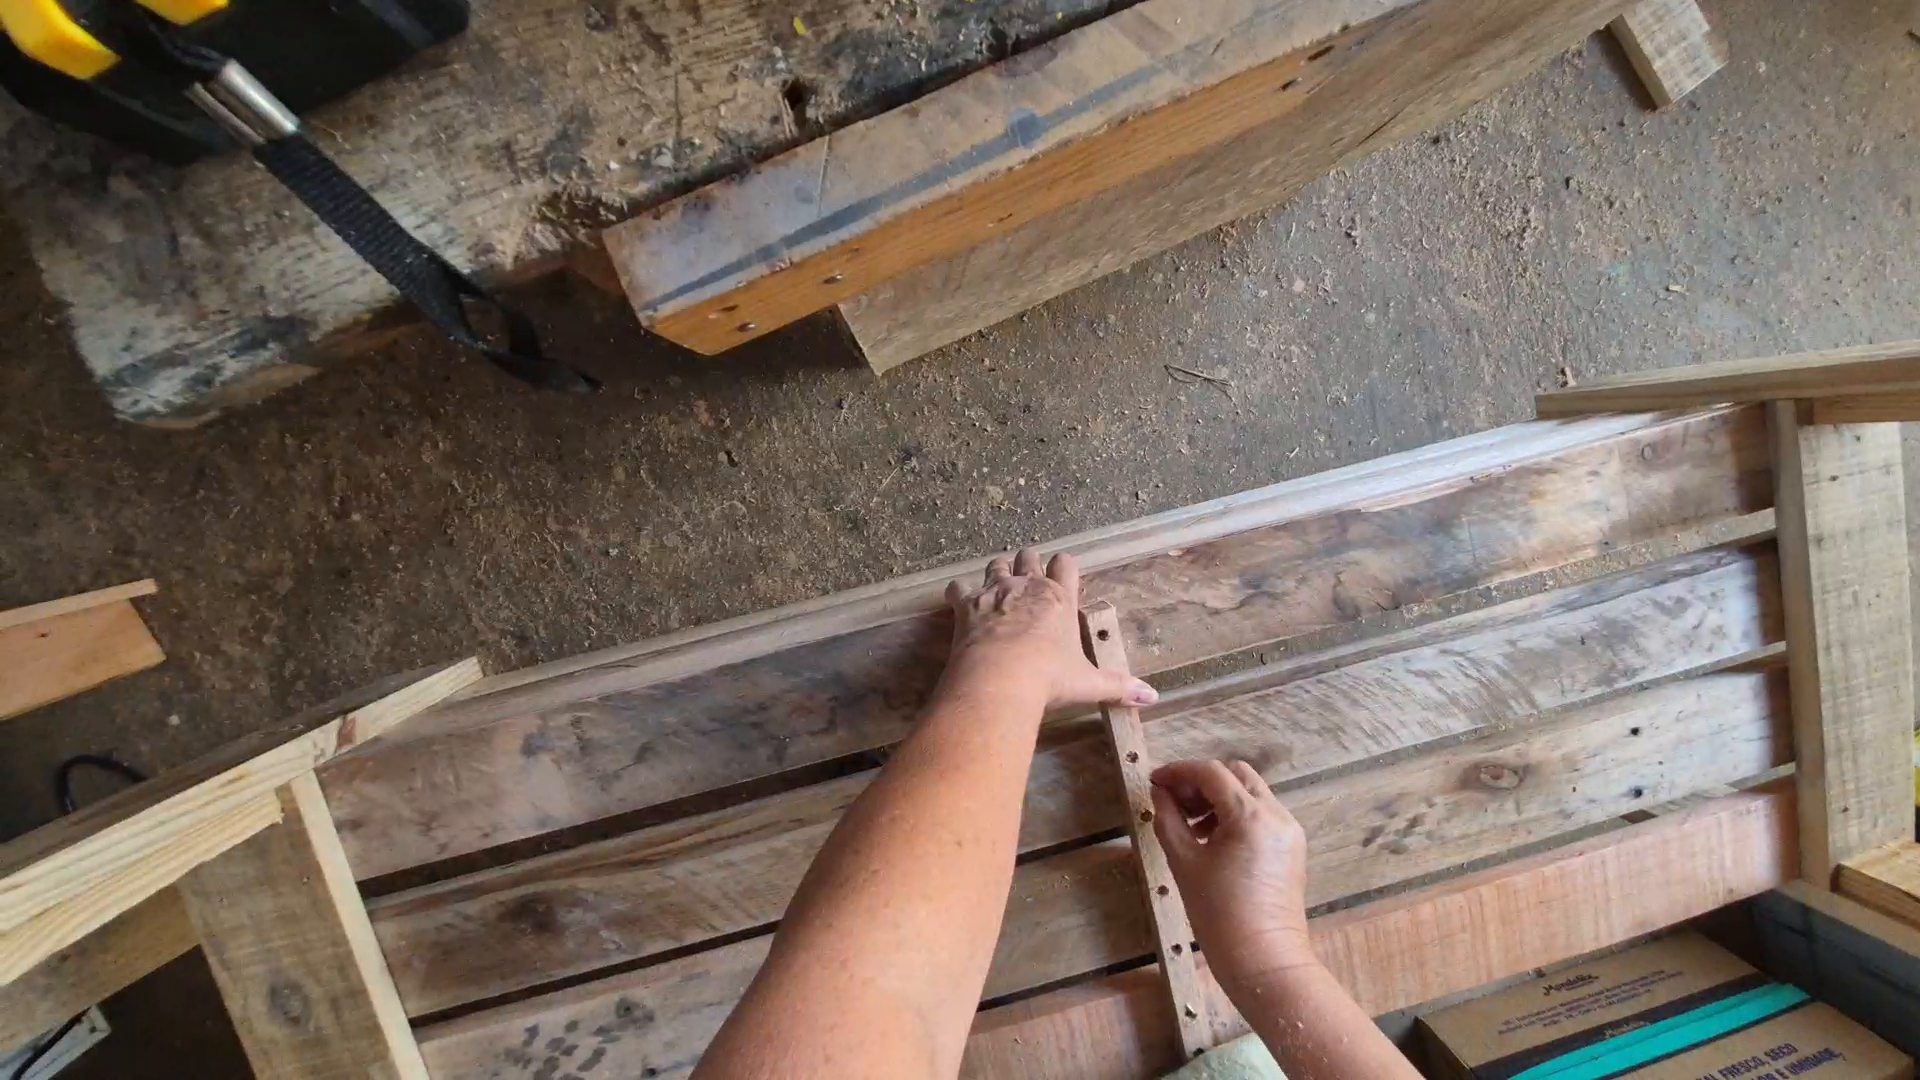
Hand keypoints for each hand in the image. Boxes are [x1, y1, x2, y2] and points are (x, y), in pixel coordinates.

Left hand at [941, 549, 1157, 710]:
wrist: (1002, 676)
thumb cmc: (1050, 677)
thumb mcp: (1088, 683)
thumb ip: (1119, 686)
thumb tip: (1153, 697)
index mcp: (1060, 598)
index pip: (1066, 564)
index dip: (1064, 567)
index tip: (1062, 576)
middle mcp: (1028, 586)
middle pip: (1029, 556)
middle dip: (1029, 564)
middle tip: (1029, 581)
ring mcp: (995, 591)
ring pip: (996, 564)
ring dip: (998, 572)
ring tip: (998, 587)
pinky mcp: (966, 604)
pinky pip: (958, 586)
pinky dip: (960, 592)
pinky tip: (960, 601)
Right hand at [1151, 760, 1315, 994]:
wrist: (1265, 963)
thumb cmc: (1218, 914)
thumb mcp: (1183, 861)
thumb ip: (1168, 818)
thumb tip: (1160, 793)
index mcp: (1251, 816)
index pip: (1211, 772)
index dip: (1179, 771)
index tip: (1155, 782)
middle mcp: (1277, 815)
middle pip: (1235, 774)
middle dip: (1201, 781)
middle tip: (1176, 802)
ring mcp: (1289, 831)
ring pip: (1249, 792)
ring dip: (1218, 797)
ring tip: (1192, 825)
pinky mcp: (1291, 847)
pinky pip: (1261, 813)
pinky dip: (1235, 813)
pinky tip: (1213, 839)